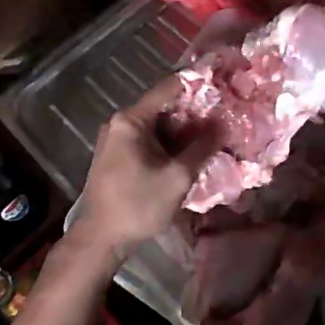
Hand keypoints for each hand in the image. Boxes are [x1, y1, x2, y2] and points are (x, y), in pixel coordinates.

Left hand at [71, 76, 214, 265]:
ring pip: (156, 126)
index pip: (168, 88)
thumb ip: (202, 148)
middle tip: (223, 115)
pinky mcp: (117, 156)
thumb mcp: (177, 177)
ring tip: (213, 134)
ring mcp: (116, 139)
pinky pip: (148, 140)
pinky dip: (168, 143)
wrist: (100, 239)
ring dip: (182, 130)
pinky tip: (190, 152)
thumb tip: (223, 124)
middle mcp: (119, 122)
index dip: (196, 85)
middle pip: (162, 107)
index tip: (221, 86)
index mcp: (130, 120)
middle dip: (193, 112)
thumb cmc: (138, 205)